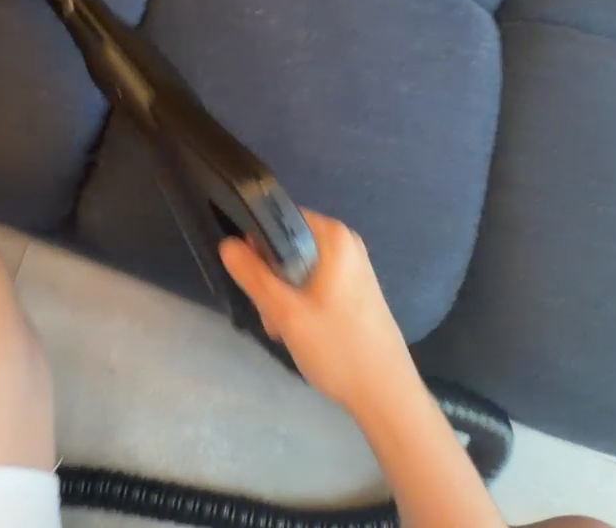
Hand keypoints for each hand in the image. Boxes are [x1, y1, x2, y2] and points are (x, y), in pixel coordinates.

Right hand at [220, 210, 418, 414]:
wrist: (388, 396)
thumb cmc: (338, 348)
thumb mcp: (285, 312)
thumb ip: (252, 275)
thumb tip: (227, 244)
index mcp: (333, 236)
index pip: (279, 219)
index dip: (258, 245)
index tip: (253, 279)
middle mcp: (346, 243)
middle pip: (288, 246)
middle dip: (272, 279)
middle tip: (270, 315)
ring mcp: (353, 267)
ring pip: (299, 268)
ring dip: (283, 296)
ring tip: (284, 330)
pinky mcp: (356, 289)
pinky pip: (315, 282)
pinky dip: (301, 303)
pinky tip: (301, 332)